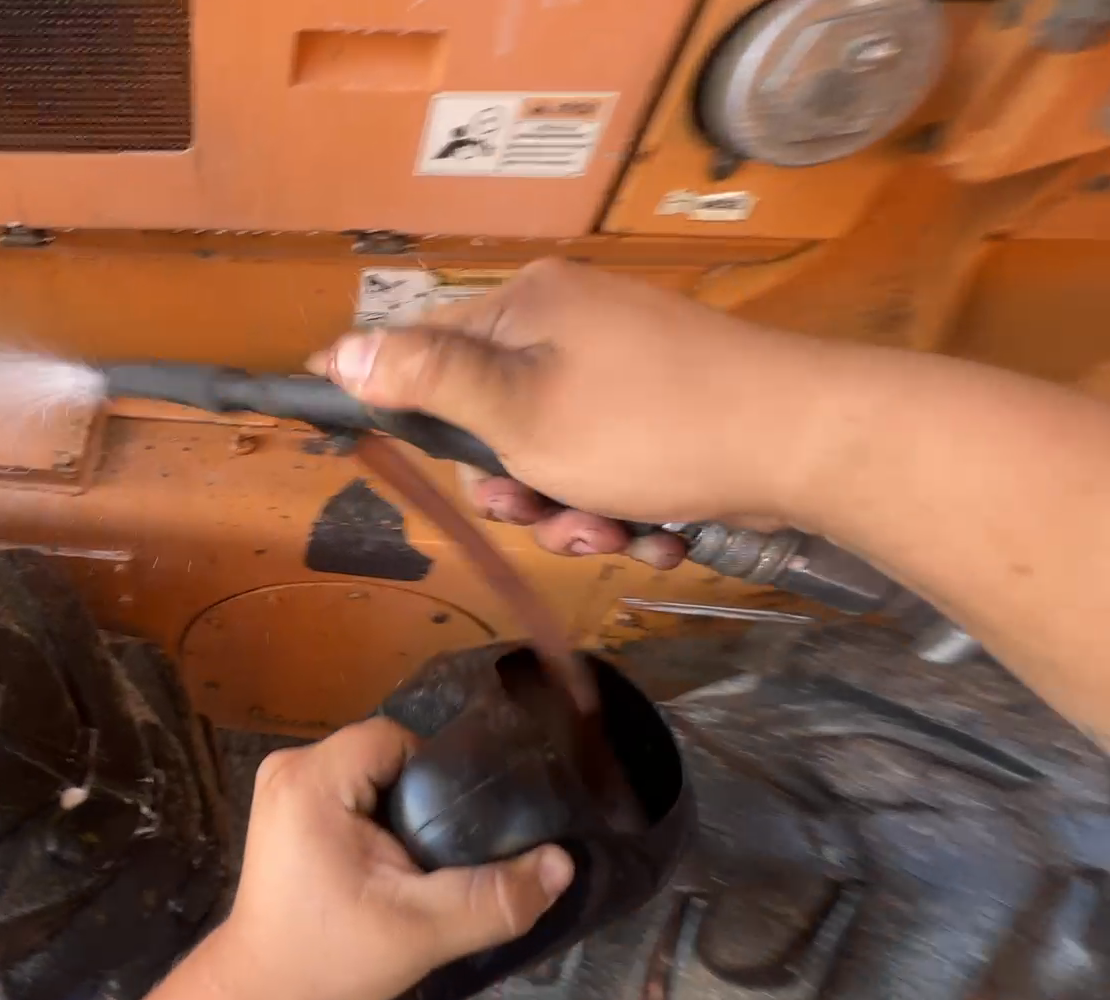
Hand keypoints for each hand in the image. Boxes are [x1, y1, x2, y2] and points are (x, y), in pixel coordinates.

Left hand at [205, 717, 571, 999]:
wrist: (263, 985)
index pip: (391, 737)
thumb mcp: (420, 930)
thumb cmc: (331, 954)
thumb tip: (561, 862)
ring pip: (361, 769)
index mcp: (310, 777)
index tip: (457, 821)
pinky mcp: (280, 802)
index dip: (434, 771)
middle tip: (441, 846)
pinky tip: (383, 855)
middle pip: (377, 752)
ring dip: (394, 804)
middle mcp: (288, 765)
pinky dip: (368, 812)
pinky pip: (341, 785)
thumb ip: (492, 896)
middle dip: (416, 793)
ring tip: (418, 854)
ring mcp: (279, 782)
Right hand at [312, 258, 842, 565]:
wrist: (818, 447)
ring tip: (605, 533)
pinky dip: (605, 498)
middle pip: (480, 415)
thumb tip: (339, 350)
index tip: (349, 425)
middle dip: (504, 482)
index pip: (419, 343)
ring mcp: (610, 362)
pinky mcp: (652, 400)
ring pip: (536, 449)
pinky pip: (591, 456)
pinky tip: (645, 528)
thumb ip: (425, 379)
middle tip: (531, 511)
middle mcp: (561, 324)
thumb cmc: (648, 426)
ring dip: (558, 506)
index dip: (383, 390)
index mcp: (523, 308)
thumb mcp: (515, 410)